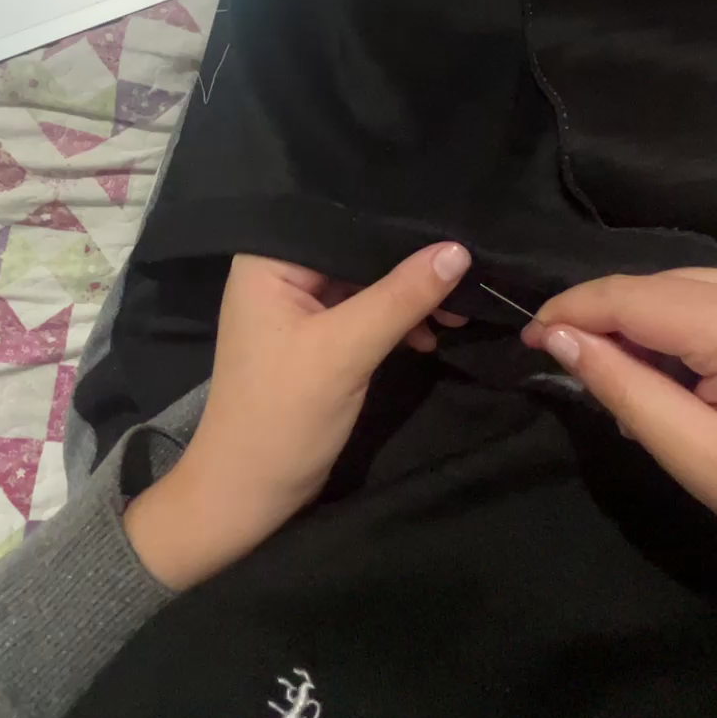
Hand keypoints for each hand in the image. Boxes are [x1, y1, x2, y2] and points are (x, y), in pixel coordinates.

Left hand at [125, 243, 471, 588]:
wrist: (248, 493)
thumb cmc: (283, 414)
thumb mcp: (346, 350)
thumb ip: (400, 297)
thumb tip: (457, 250)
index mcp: (267, 260)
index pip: (340, 224)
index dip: (395, 228)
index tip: (454, 231)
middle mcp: (277, 272)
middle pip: (354, 252)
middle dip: (407, 267)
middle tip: (467, 273)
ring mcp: (295, 306)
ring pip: (362, 283)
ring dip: (407, 298)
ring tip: (456, 313)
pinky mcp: (312, 336)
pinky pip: (360, 312)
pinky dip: (393, 322)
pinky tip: (428, 335)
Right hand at [526, 268, 716, 600]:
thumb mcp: (696, 455)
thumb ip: (619, 385)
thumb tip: (555, 336)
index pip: (628, 296)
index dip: (568, 311)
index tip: (528, 338)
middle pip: (652, 286)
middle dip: (602, 319)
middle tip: (571, 368)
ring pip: (677, 287)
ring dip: (638, 322)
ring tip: (623, 377)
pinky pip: (709, 295)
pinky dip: (675, 324)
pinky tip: (672, 365)